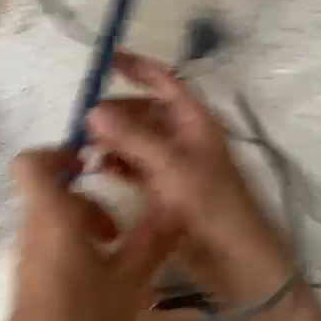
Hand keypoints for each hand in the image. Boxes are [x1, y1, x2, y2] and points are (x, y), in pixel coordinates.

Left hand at [0, 148, 176, 320]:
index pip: (30, 162)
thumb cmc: (84, 320)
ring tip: (121, 258)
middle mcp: (31, 226)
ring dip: (87, 229)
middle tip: (119, 227)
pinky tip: (106, 283)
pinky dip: (78, 251)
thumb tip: (173, 209)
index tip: (90, 166)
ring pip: (54, 221)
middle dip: (88, 202)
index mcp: (50, 214)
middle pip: (52, 193)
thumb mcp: (130, 283)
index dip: (57, 155)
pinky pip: (52, 246)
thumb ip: (151, 243)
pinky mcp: (30, 278)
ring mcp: (27, 253)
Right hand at [86, 52, 288, 296]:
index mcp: (194, 121)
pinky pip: (133, 165)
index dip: (137, 67)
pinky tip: (97, 167)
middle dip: (114, 110)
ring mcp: (173, 164)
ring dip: (111, 138)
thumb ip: (130, 136)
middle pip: (142, 111)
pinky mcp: (164, 190)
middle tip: (83, 119)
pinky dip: (116, 162)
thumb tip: (92, 110)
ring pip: (135, 138)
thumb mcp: (170, 166)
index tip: (106, 57)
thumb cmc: (211, 206)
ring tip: (85, 145)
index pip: (163, 81)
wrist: (237, 264)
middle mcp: (182, 137)